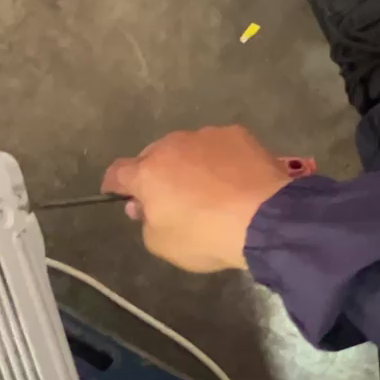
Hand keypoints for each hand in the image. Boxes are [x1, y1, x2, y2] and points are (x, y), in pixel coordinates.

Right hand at [102, 125, 293, 271]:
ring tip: (208, 189)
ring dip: (189, 165)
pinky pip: (220, 147)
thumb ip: (146, 223)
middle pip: (154, 157)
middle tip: (169, 198)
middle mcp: (172, 146)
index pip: (118, 172)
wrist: (263, 219)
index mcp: (147, 172)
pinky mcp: (238, 135)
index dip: (115, 185)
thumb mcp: (163, 245)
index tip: (118, 194)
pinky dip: (221, 160)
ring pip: (188, 149)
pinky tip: (234, 179)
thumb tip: (143, 207)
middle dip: (156, 175)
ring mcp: (207, 136)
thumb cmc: (205, 235)